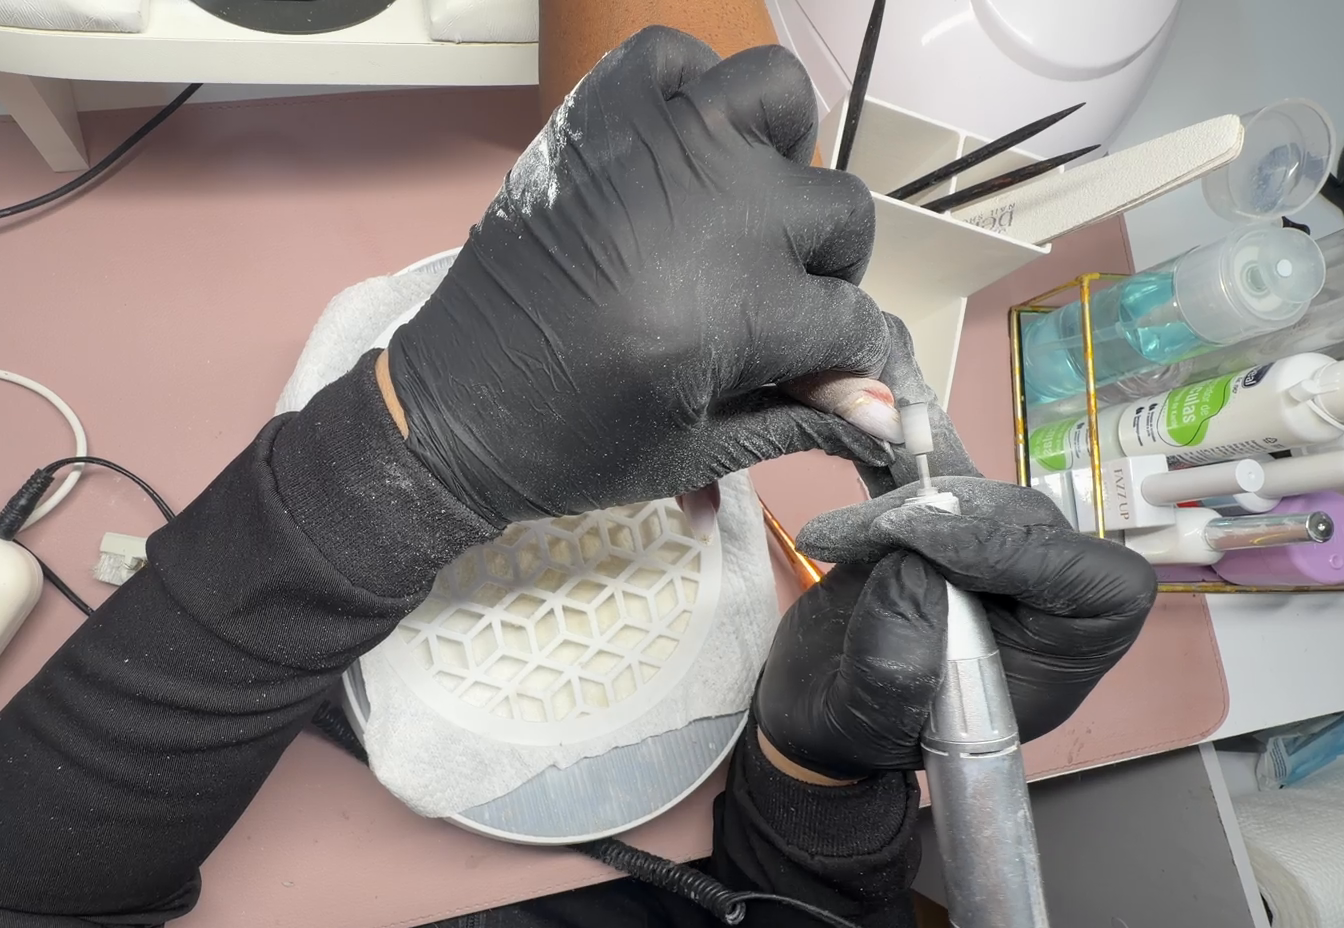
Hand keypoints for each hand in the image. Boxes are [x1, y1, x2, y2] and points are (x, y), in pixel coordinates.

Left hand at [387, 26, 898, 526]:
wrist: (456, 411)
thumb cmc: (568, 447)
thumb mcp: (690, 451)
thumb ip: (795, 419)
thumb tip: (887, 410)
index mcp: (735, 312)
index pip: (852, 321)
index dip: (859, 358)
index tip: (847, 373)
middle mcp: (713, 212)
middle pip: (838, 215)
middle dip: (824, 272)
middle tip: (776, 306)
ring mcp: (656, 146)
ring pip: (781, 103)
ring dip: (781, 162)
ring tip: (738, 215)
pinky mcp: (599, 115)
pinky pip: (681, 60)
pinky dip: (696, 97)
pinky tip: (679, 159)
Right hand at [756, 477, 1156, 779]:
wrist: (808, 711)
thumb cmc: (849, 734)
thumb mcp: (869, 721)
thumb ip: (897, 661)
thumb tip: (912, 562)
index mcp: (1049, 657)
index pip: (1094, 586)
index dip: (1025, 552)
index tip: (926, 547)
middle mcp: (1030, 599)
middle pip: (1029, 523)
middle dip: (945, 518)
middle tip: (866, 534)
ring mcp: (978, 561)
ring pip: (974, 496)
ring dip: (903, 498)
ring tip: (833, 535)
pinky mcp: (928, 536)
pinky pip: (930, 485)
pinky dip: (898, 460)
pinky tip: (871, 431)